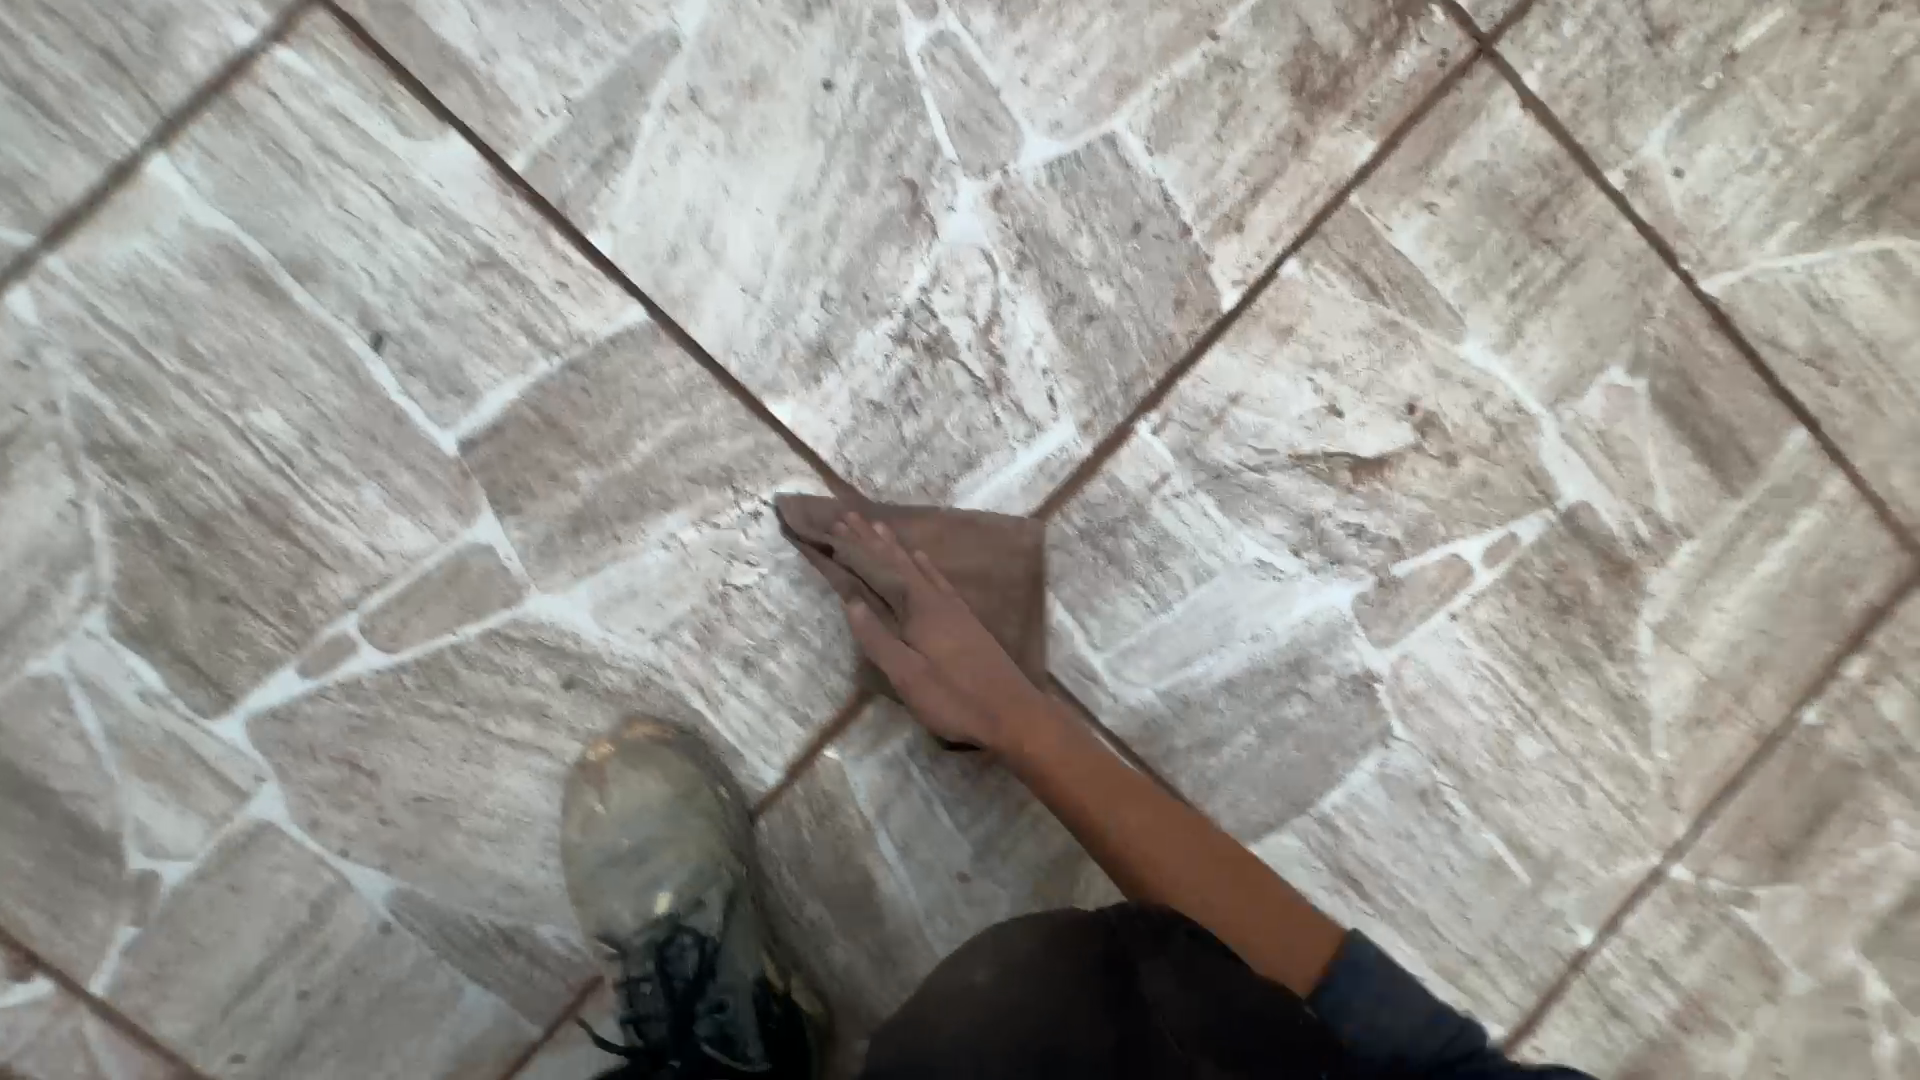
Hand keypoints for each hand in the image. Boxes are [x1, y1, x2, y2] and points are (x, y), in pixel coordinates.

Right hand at [829, 512, 1047, 750]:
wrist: (1012, 712)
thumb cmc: (955, 699)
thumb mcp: (907, 675)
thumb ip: (877, 638)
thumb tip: (852, 602)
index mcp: (919, 609)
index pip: (880, 570)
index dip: (856, 549)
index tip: (835, 526)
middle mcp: (936, 599)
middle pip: (898, 562)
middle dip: (872, 540)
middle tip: (849, 516)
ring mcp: (953, 607)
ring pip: (917, 567)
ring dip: (896, 547)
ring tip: (879, 525)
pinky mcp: (965, 619)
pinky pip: (937, 578)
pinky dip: (924, 564)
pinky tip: (921, 557)